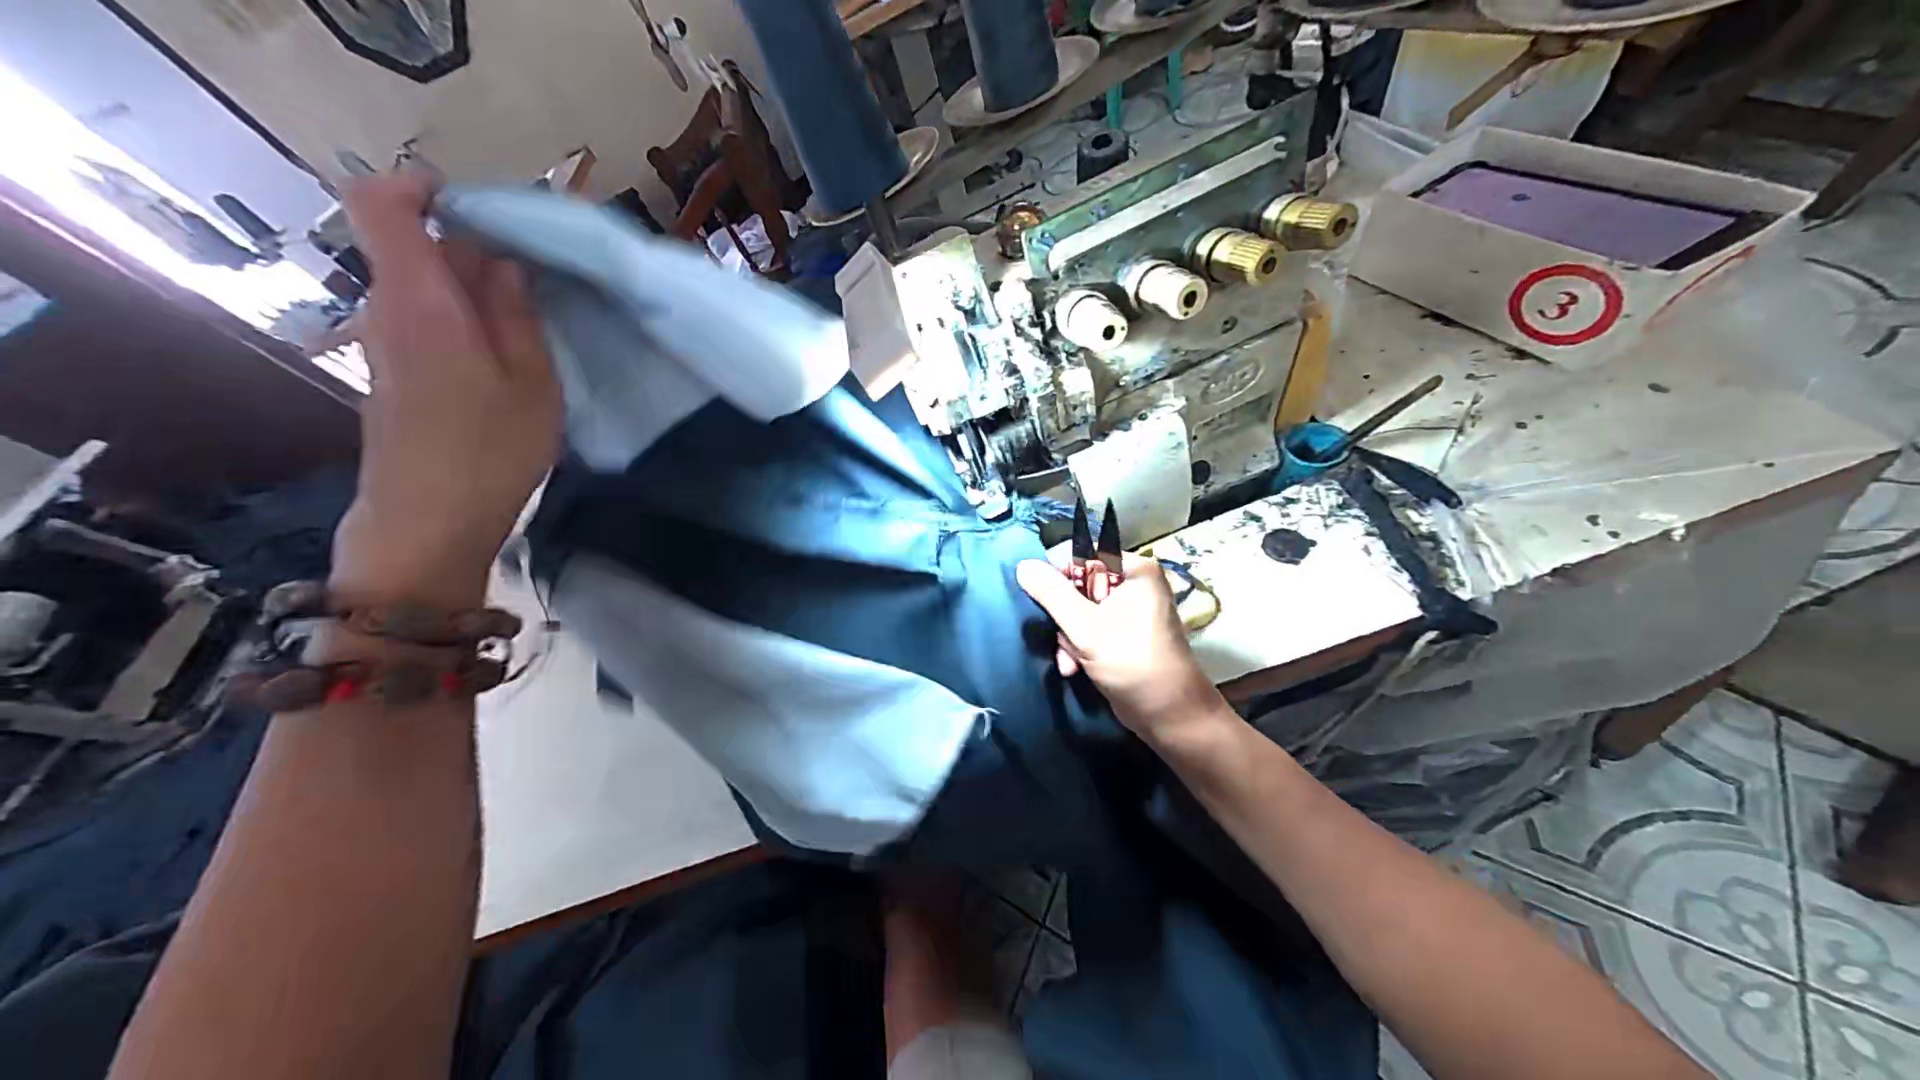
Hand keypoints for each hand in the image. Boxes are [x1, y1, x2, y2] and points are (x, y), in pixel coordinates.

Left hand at [331, 172, 559, 608]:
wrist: (427, 523)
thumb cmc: (490, 451)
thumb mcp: (532, 382)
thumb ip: (517, 313)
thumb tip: (505, 261)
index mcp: (421, 301)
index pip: (380, 202)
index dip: (420, 186)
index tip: (482, 209)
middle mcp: (388, 310)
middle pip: (413, 245)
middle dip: (474, 248)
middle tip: (540, 283)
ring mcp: (385, 343)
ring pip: (423, 286)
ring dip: (475, 290)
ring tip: (533, 325)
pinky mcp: (393, 373)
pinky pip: (424, 320)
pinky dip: (463, 320)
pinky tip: (506, 359)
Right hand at [1016, 553, 1231, 745]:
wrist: (1168, 714)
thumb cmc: (1132, 663)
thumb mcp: (1085, 626)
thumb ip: (1052, 593)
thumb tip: (1023, 565)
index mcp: (1132, 569)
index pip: (1078, 555)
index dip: (1054, 577)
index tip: (1040, 603)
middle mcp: (1131, 582)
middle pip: (1075, 584)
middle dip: (1063, 617)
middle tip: (1063, 639)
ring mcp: (1127, 608)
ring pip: (1076, 609)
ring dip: (1068, 637)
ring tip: (1071, 661)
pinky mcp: (1121, 632)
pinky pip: (1087, 628)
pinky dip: (1078, 647)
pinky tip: (1074, 667)